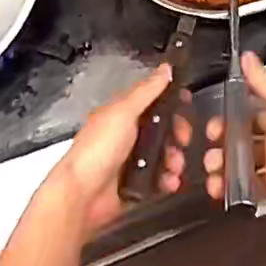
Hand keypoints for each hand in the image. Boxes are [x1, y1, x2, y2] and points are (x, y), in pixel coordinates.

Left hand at [46, 64, 192, 232]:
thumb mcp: (123, 112)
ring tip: (174, 166)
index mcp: (123, 114)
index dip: (172, 101)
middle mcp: (128, 135)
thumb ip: (147, 90)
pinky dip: (168, 179)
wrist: (80, 198)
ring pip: (165, 153)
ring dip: (175, 158)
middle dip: (178, 133)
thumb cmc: (95, 150)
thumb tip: (165, 68)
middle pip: (164, 128)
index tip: (186, 105)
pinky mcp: (135, 184)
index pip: (154, 100)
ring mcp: (132, 160)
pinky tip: (170, 180)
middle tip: (183, 139)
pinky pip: (160, 178)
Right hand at [202, 52, 265, 231]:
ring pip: (246, 157)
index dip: (236, 107)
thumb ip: (265, 82)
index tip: (217, 114)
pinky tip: (222, 186)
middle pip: (248, 131)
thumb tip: (248, 58)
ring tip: (213, 168)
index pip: (258, 101)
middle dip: (226, 137)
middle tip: (212, 142)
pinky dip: (235, 185)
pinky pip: (252, 183)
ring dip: (226, 162)